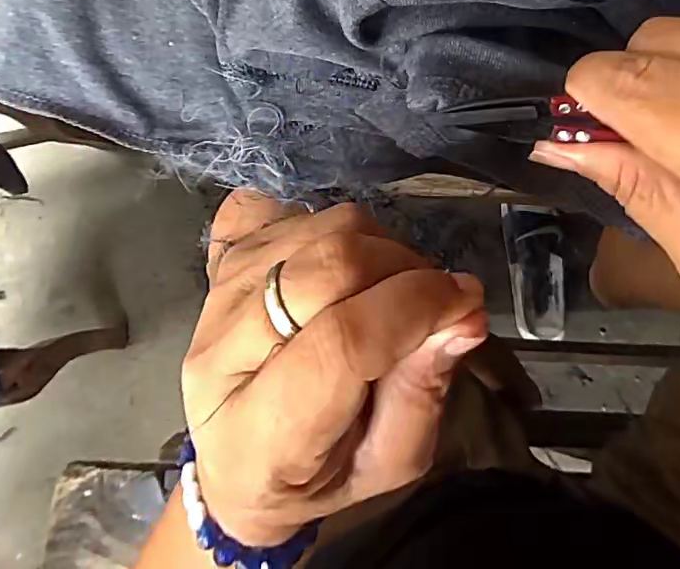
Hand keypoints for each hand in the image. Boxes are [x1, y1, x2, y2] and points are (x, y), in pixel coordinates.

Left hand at [182, 192, 486, 545]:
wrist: (234, 457)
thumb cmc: (314, 474)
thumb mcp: (384, 464)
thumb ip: (423, 393)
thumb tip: (463, 315)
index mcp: (259, 432)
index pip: (340, 343)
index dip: (412, 307)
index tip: (464, 300)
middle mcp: (221, 351)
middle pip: (325, 269)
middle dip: (401, 268)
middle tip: (435, 292)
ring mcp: (215, 292)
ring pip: (315, 228)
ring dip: (375, 243)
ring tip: (393, 280)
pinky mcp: (219, 256)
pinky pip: (279, 206)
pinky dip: (325, 220)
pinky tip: (341, 255)